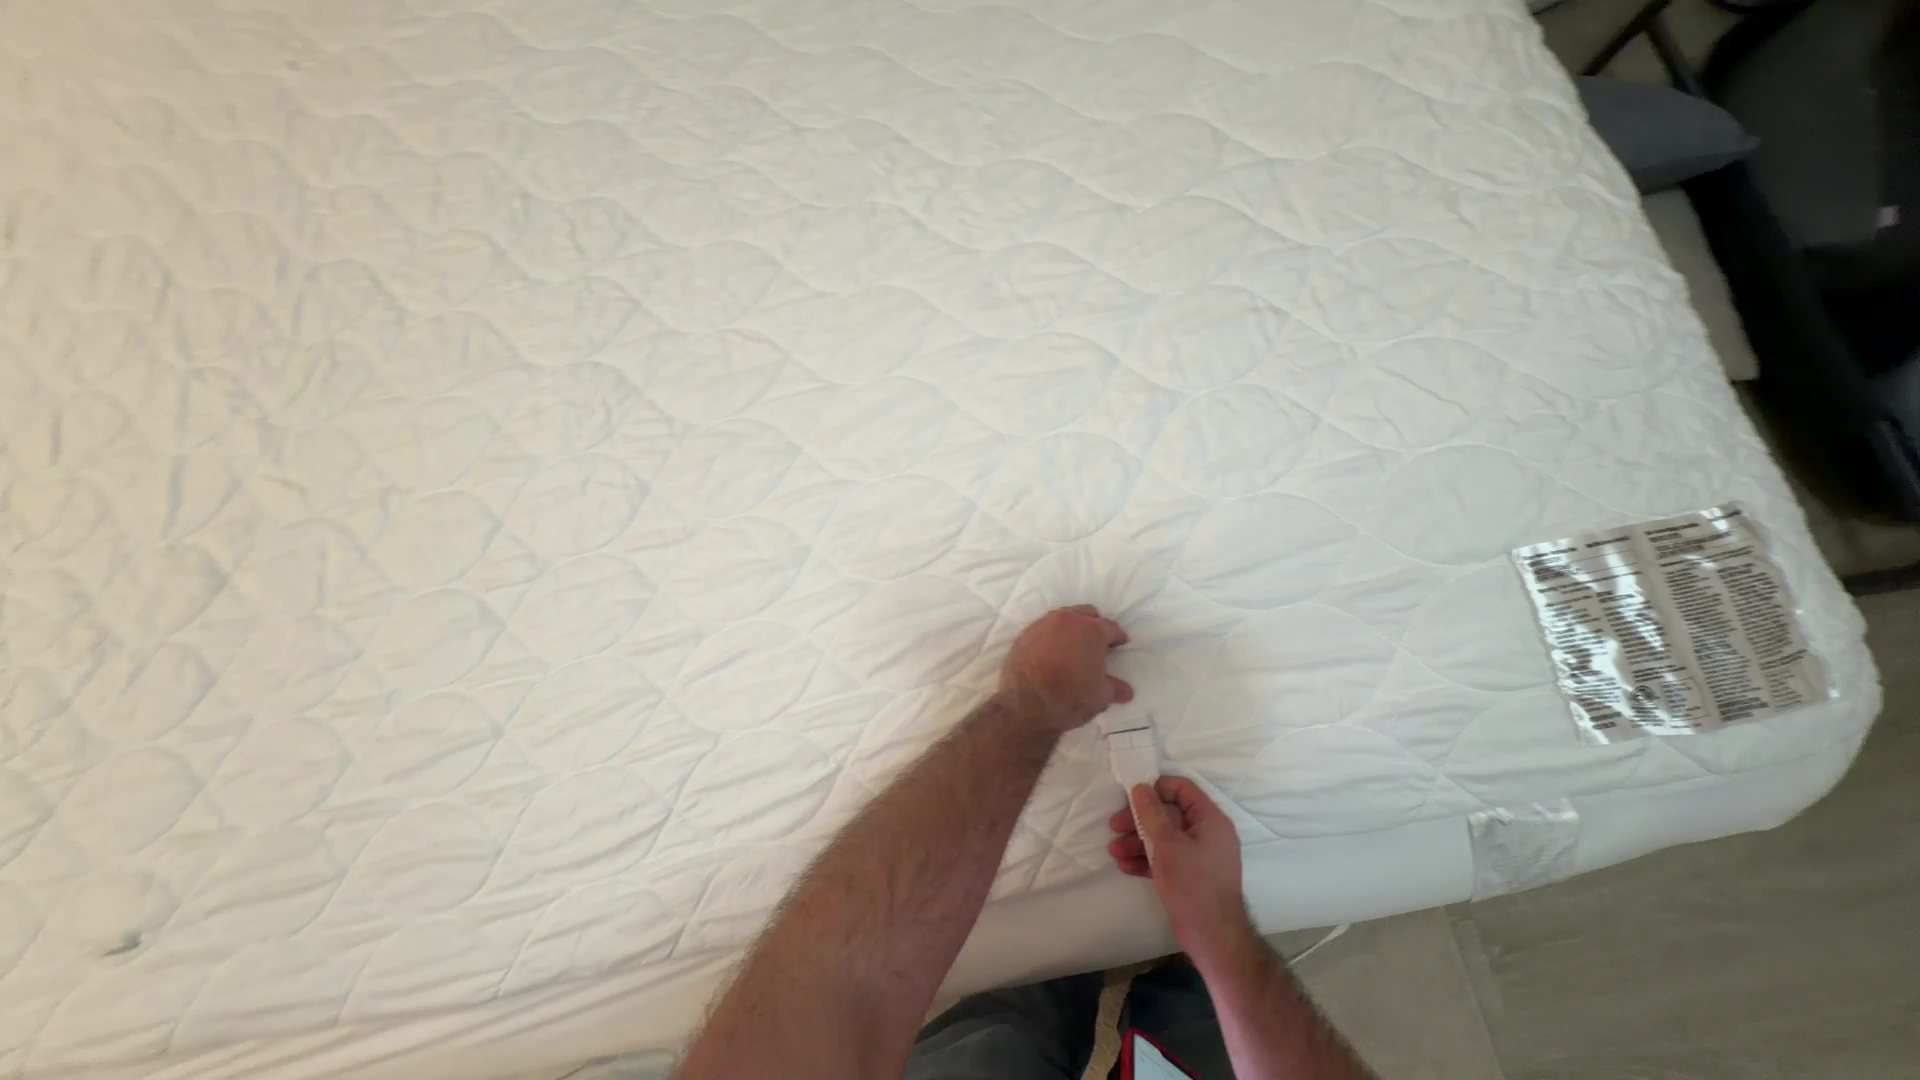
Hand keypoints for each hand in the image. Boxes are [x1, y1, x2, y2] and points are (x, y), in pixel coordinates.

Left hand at [996, 605, 1132, 731]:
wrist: (1025, 705)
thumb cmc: (1070, 698)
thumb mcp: (1100, 696)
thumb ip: (1114, 688)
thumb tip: (1126, 691)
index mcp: (1092, 630)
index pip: (1111, 628)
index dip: (1117, 637)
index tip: (1119, 644)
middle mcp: (1068, 620)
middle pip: (1087, 614)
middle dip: (1094, 625)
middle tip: (1096, 643)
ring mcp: (1043, 624)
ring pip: (1063, 617)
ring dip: (1071, 628)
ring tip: (1072, 646)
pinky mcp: (1025, 634)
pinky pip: (1043, 629)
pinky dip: (1050, 636)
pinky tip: (1051, 652)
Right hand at [1109, 776, 1251, 966]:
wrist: (1213, 936)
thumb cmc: (1193, 883)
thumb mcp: (1168, 844)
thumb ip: (1152, 814)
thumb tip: (1140, 787)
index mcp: (1210, 820)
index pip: (1183, 789)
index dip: (1157, 788)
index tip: (1133, 796)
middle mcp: (1207, 834)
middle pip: (1169, 815)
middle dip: (1139, 821)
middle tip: (1114, 826)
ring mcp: (1199, 856)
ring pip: (1164, 838)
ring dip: (1137, 842)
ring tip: (1114, 851)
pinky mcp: (1190, 876)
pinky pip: (1166, 858)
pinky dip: (1146, 860)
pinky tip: (1125, 866)